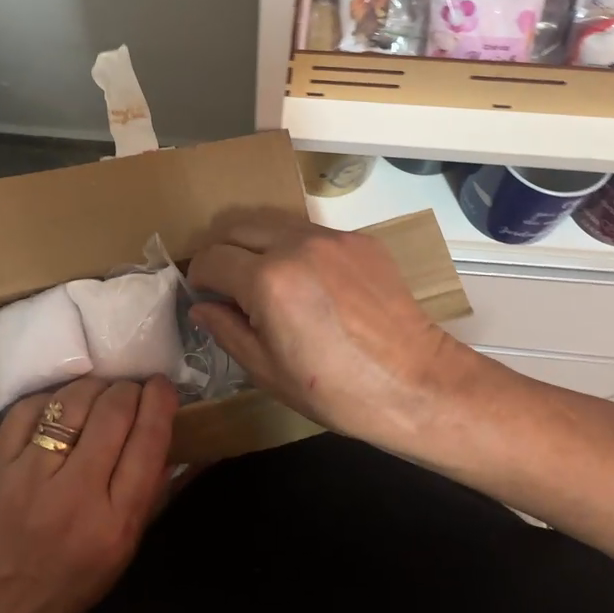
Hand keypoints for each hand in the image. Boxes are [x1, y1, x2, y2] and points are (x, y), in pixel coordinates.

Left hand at [0, 376, 178, 612]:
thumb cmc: (66, 583)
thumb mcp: (123, 551)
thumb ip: (152, 492)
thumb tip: (178, 437)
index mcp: (114, 523)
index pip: (149, 441)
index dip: (161, 402)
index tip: (163, 387)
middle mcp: (74, 495)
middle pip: (114, 411)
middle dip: (130, 389)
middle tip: (133, 390)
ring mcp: (28, 475)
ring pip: (73, 400)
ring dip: (95, 387)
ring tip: (100, 394)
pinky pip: (30, 406)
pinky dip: (53, 398)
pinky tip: (62, 406)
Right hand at [186, 210, 466, 450]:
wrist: (414, 383)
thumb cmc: (335, 390)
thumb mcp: (267, 370)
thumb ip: (227, 329)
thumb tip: (202, 307)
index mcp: (267, 280)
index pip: (212, 258)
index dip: (199, 276)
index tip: (204, 293)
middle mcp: (296, 245)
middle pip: (238, 227)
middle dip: (224, 251)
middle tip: (227, 282)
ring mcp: (331, 238)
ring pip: (275, 222)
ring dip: (259, 243)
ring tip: (265, 277)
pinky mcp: (360, 240)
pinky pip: (312, 233)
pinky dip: (297, 248)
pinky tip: (310, 282)